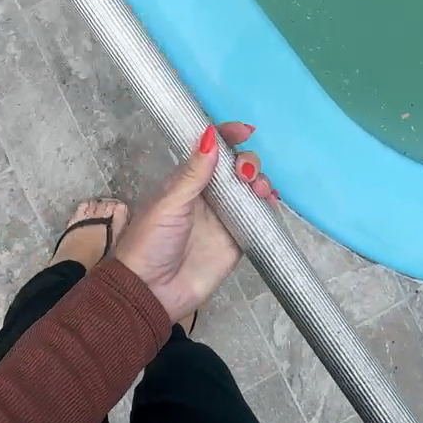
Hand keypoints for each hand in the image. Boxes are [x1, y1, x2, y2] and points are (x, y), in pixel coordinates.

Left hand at [115, 122, 273, 321]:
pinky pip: (259, 217)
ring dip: (260, 180)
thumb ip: (193, 173)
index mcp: (187, 181)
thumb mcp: (169, 203)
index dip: (227, 136)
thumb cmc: (151, 242)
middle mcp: (209, 195)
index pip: (211, 150)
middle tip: (245, 174)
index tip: (244, 131)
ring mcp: (225, 217)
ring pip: (251, 189)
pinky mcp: (238, 240)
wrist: (151, 291)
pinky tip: (271, 202)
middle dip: (248, 161)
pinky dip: (269, 206)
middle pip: (236, 167)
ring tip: (259, 188)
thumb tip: (210, 135)